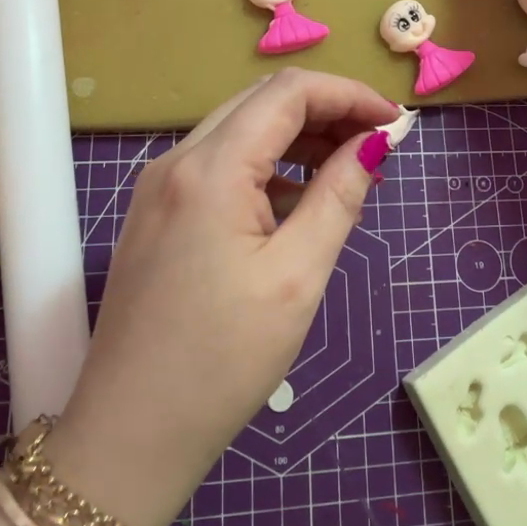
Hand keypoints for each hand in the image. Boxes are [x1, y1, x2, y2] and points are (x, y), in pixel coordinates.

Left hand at [38, 70, 396, 525]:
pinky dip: (266, 166)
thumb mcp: (297, 276)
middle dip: (326, 111)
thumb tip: (375, 142)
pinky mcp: (156, 213)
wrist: (130, 432)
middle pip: (262, 102)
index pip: (288, 93)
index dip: (348, 94)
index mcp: (210, 169)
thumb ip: (339, 196)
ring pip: (240, 130)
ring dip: (297, 137)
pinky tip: (296, 200)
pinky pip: (219, 165)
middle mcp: (177, 161)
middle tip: (378, 144)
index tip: (395, 121)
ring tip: (348, 170)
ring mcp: (159, 186)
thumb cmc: (223, 359)